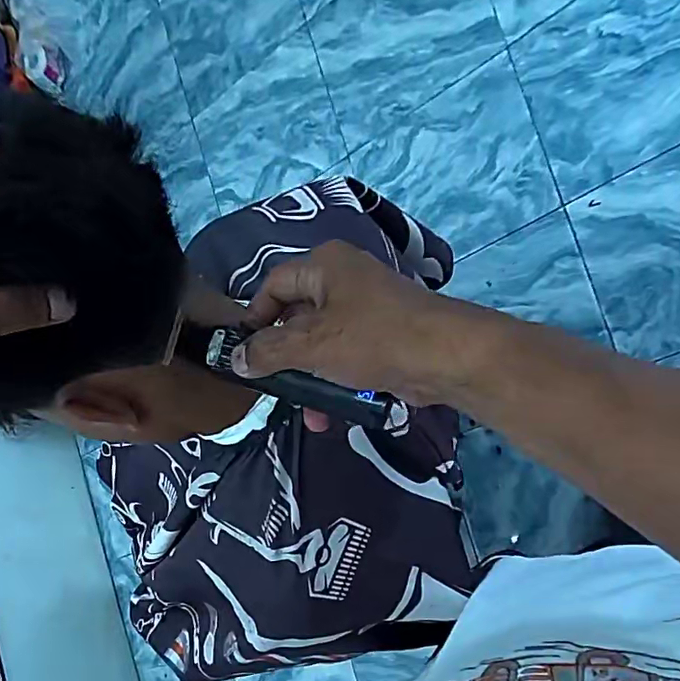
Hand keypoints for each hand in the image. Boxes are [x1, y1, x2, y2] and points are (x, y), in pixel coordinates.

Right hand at [234, 241, 504, 405]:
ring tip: (310, 414)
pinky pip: (346, 358)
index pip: (273, 285)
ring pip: (322, 344)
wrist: (444, 356)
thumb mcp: (312, 346)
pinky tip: (332, 414)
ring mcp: (366, 309)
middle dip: (284, 359)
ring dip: (311, 381)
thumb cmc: (372, 339)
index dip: (254, 318)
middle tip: (273, 388)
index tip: (244, 353)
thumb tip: (235, 359)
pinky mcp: (382, 338)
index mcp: (324, 266)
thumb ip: (269, 352)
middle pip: (296, 318)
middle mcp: (344, 280)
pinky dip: (336, 382)